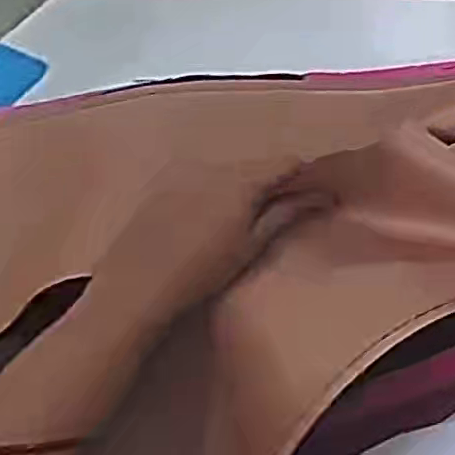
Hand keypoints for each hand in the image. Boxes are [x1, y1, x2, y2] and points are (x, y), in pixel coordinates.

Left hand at [84, 162, 317, 328]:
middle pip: (258, 163)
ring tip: (235, 217)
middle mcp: (215, 166)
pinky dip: (212, 189)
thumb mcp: (252, 245)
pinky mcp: (160, 185)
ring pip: (229, 169)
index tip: (304, 196)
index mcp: (243, 179)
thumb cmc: (202, 272)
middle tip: (271, 211)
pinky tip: (203, 218)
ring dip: (241, 184)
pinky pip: (201, 177)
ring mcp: (184, 173)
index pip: (287, 161)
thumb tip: (323, 196)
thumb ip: (288, 213)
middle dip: (270, 181)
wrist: (130, 293)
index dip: (301, 177)